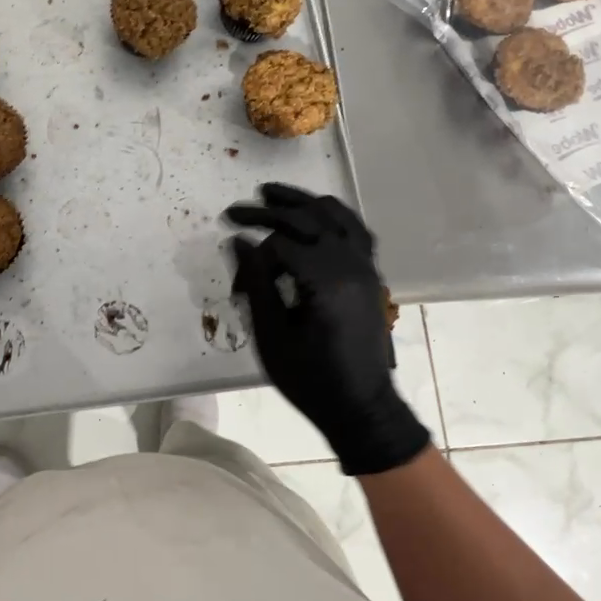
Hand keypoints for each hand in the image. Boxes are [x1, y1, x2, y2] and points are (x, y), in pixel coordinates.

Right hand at [226, 184, 429, 476]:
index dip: (251, 241)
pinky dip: (334, 216)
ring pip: (336, 216)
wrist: (361, 406)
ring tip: (272, 194)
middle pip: (307, 220)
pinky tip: (316, 213)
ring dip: (303, 202)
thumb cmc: (310, 378)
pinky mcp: (371, 276)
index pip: (281, 242)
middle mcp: (350, 265)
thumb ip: (256, 283)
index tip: (229, 250)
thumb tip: (238, 241)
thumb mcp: (271, 336)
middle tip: (237, 209)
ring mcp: (366, 268)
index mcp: (324, 282)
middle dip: (269, 211)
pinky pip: (355, 231)